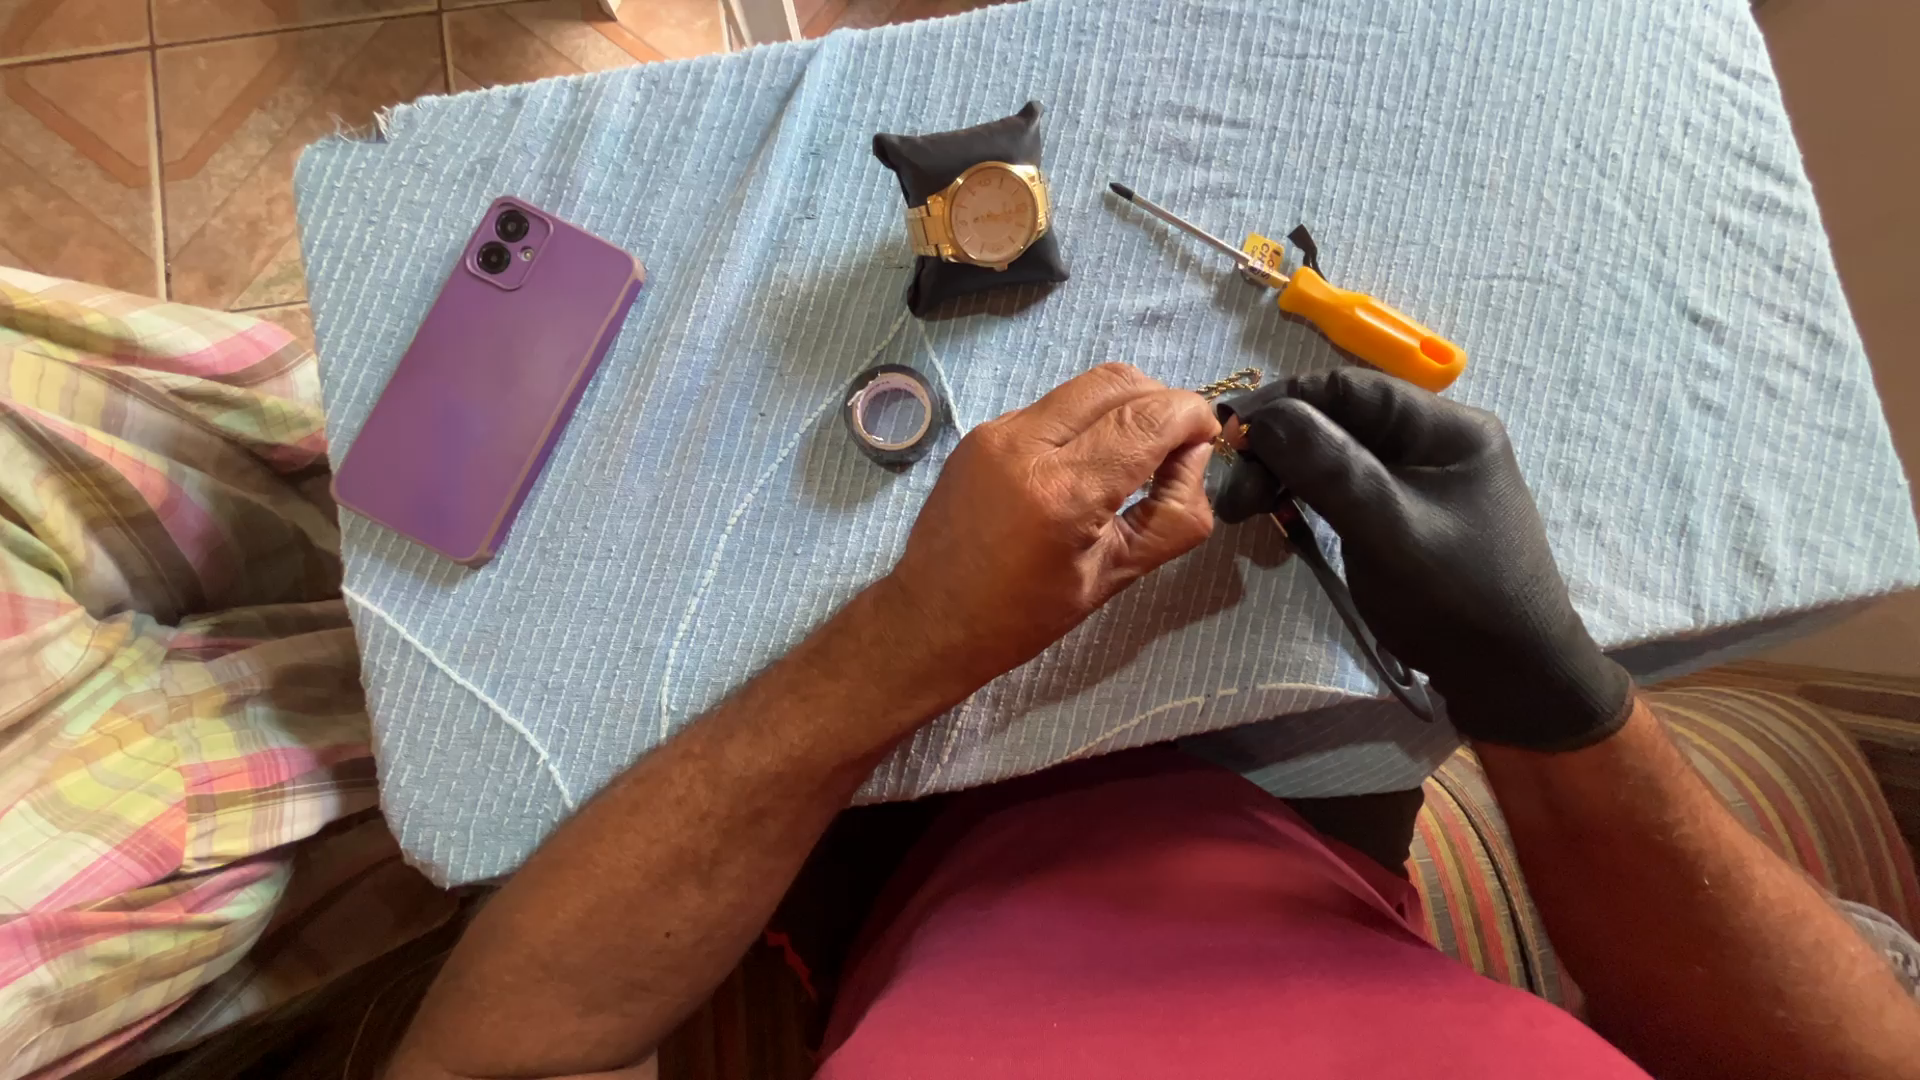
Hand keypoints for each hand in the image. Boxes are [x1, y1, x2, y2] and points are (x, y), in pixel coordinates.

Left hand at [879, 363, 1218, 699]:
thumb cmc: (1024, 615)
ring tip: (1128, 457)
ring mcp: (996, 431)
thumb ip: (1173, 516)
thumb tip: (1195, 456)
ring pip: (1083, 386)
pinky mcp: (980, 432)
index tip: (1205, 440)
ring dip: (1122, 407)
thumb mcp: (1113, 578)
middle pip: (1119, 381)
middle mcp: (1025, 443)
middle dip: (1161, 401)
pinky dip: (1083, 420)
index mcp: (1062, 491)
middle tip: (1170, 449)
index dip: (1193, 417)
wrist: (931, 618)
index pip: (1150, 417)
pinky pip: (1051, 405)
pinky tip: (1081, 463)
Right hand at [1213, 369, 1630, 750]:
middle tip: (1234, 496)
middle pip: (1333, 420)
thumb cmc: (1456, 601)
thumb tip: (1261, 416)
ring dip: (1279, 474)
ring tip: (1242, 511)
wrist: (1508, 677)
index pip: (1347, 388)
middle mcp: (1428, 440)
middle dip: (1274, 449)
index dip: (1281, 402)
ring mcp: (1411, 476)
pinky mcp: (1395, 509)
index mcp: (1444, 428)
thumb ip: (1329, 468)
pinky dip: (1297, 495)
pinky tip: (1274, 515)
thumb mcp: (1388, 530)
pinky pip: (1335, 485)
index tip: (1229, 436)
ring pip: (1327, 453)